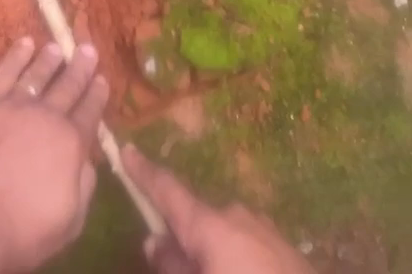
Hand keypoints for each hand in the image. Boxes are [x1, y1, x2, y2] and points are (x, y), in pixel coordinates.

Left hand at [0, 38, 111, 273]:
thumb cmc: (23, 232)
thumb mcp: (71, 220)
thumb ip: (84, 184)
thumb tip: (86, 160)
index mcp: (71, 142)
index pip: (90, 111)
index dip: (98, 94)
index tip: (103, 79)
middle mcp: (47, 116)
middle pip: (68, 85)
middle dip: (80, 67)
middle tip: (87, 49)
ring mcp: (13, 106)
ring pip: (37, 73)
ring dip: (49, 58)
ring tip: (58, 47)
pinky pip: (2, 72)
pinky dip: (15, 55)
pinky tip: (24, 44)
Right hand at [124, 147, 314, 273]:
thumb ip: (173, 266)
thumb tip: (154, 241)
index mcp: (210, 225)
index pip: (168, 189)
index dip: (144, 172)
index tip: (126, 149)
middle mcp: (236, 216)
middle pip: (195, 219)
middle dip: (182, 239)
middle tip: (177, 265)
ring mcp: (265, 230)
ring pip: (222, 236)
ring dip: (211, 255)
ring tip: (208, 270)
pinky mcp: (286, 249)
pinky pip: (247, 247)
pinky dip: (234, 261)